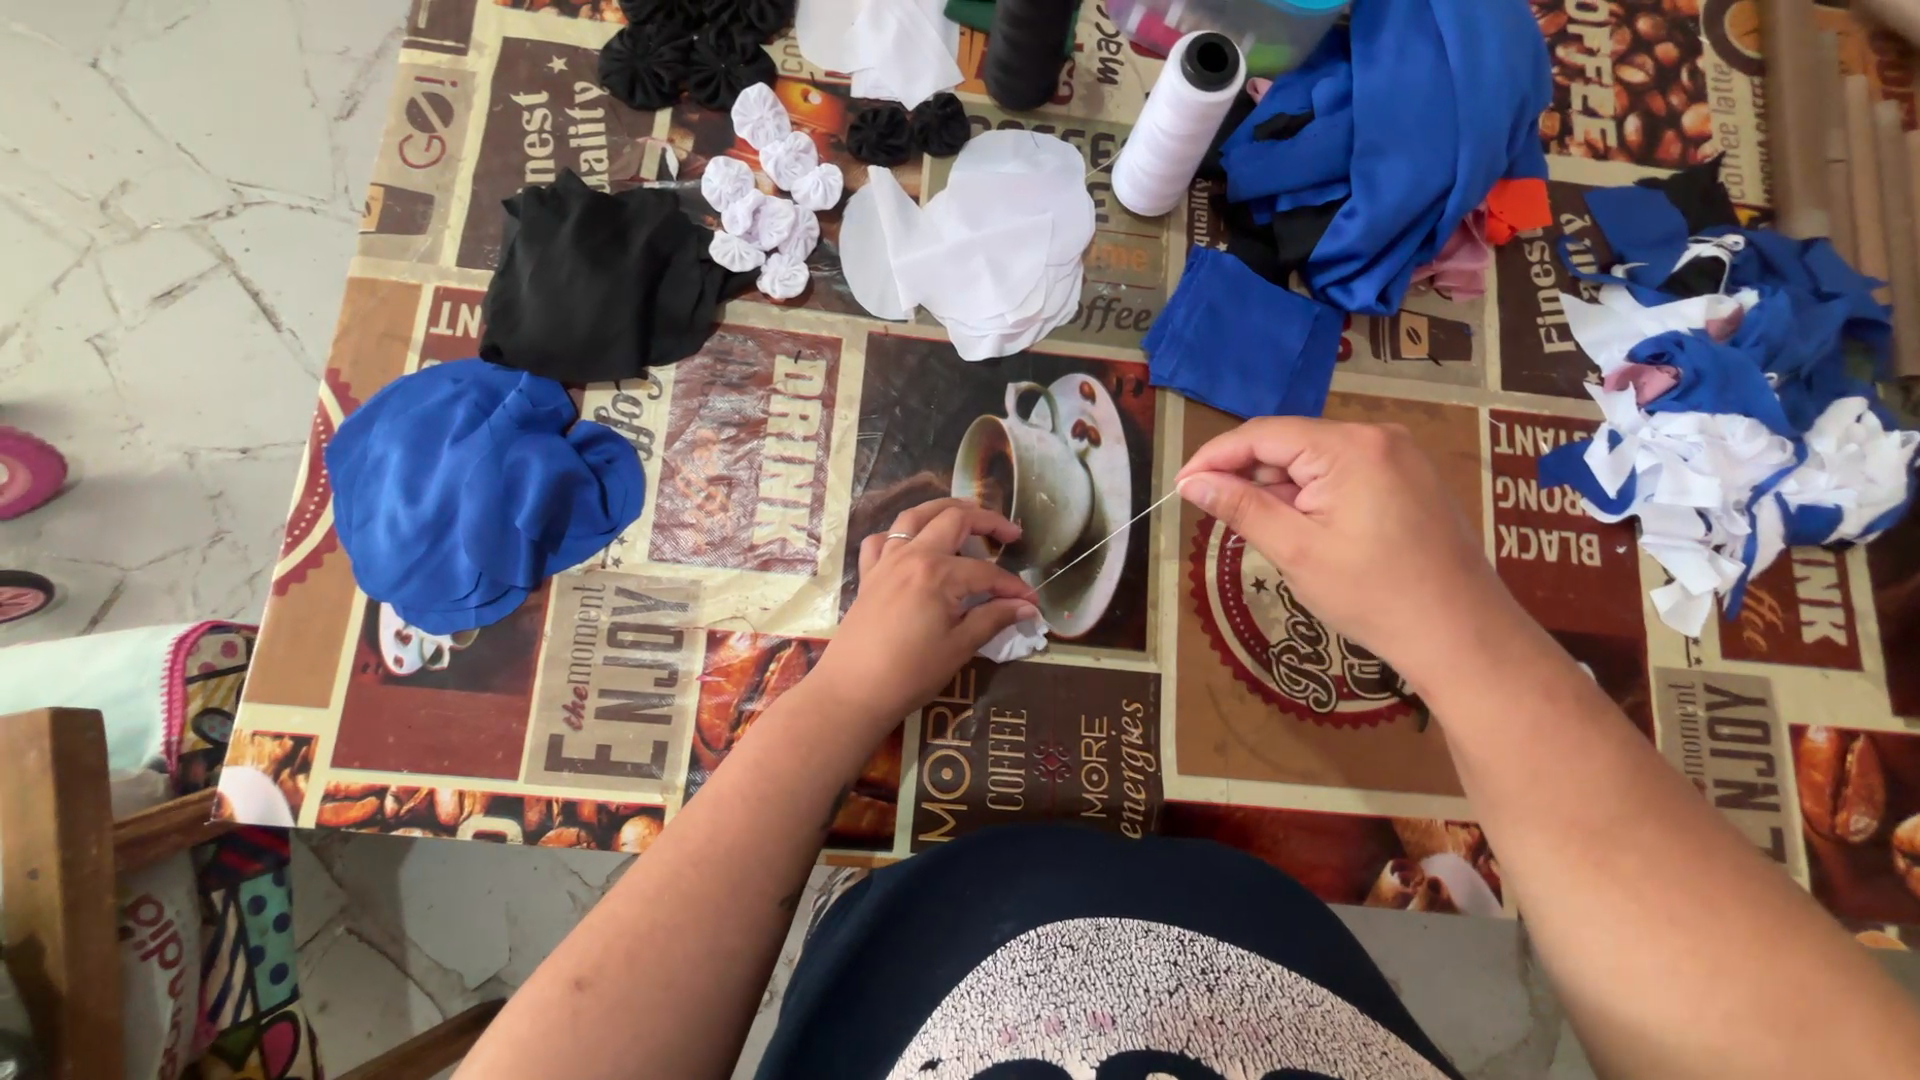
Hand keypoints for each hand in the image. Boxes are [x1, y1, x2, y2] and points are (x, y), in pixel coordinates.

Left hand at [810, 499, 1038, 728]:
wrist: (853, 691)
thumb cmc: (911, 672)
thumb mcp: (959, 646)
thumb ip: (993, 618)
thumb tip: (1026, 607)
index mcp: (938, 572)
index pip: (987, 572)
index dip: (1013, 586)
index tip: (1031, 602)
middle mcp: (912, 555)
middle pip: (954, 519)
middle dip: (987, 521)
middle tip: (1010, 535)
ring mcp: (886, 561)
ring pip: (915, 516)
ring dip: (944, 509)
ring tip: (967, 516)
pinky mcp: (869, 575)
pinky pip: (882, 540)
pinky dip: (899, 535)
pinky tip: (912, 545)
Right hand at [1176, 417, 1519, 683]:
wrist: (1461, 634)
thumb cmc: (1373, 595)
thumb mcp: (1296, 551)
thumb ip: (1241, 508)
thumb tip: (1191, 483)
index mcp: (1350, 447)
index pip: (1262, 434)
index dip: (1214, 456)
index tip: (1180, 485)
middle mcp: (1376, 436)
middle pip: (1288, 443)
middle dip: (1247, 475)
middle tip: (1215, 516)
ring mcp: (1397, 455)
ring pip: (1312, 459)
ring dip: (1278, 489)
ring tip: (1263, 533)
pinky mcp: (1406, 477)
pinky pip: (1340, 472)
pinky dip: (1309, 495)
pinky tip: (1300, 530)